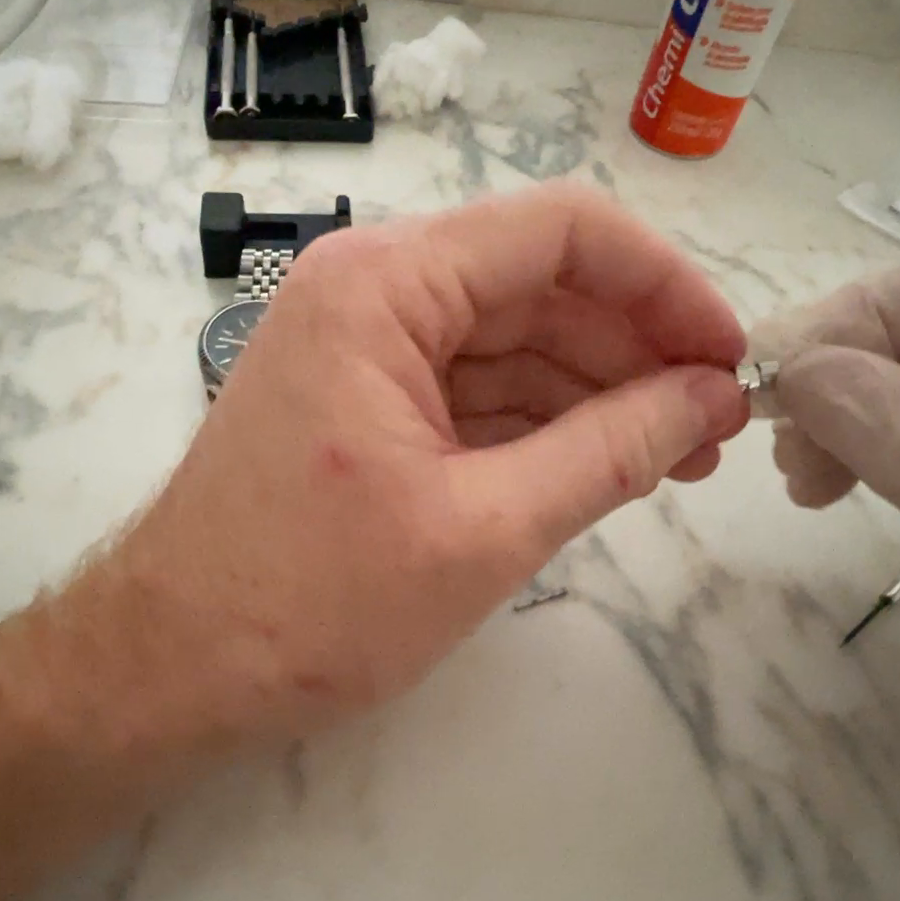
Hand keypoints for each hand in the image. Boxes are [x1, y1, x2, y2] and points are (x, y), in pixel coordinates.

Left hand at [102, 184, 750, 743]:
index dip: (663, 286)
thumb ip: (611, 451)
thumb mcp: (485, 529)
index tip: (728, 359)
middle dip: (635, 350)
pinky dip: (539, 424)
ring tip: (675, 456)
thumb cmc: (313, 605)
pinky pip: (471, 391)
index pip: (561, 231)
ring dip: (595, 392)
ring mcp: (360, 349)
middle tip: (713, 429)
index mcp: (385, 286)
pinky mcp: (360, 405)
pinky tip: (599, 464)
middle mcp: (368, 291)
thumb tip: (712, 399)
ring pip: (509, 343)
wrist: (172, 669)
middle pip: (537, 286)